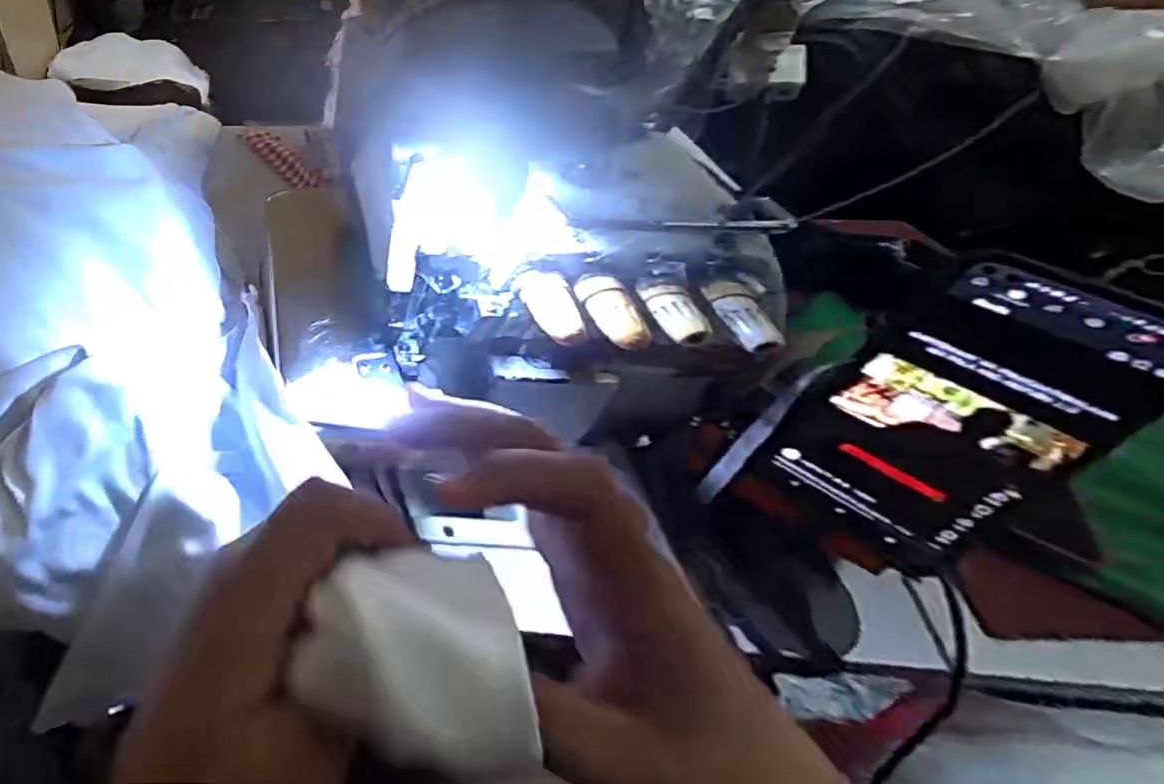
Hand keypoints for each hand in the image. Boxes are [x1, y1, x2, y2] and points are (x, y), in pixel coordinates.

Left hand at [113, 479, 417, 783]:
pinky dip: (327, 563)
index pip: (316, 509)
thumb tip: (393, 624)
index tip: (415, 562)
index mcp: (247, 588)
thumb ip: (350, 675)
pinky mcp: (227, 596)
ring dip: (348, 545)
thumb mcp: (302, 747)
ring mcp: (225, 576)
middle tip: (409, 577)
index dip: (373, 517)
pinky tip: (344, 609)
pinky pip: (287, 552)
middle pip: (309, 506)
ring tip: (385, 591)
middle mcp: (232, 563)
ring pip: (300, 526)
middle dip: (368, 528)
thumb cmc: (223, 775)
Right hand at [391, 389, 842, 783]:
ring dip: (475, 433)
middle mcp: (613, 539)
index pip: (579, 485)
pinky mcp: (583, 561)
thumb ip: (539, 717)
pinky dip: (485, 465)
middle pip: (550, 448)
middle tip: (404, 415)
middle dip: (477, 424)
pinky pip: (531, 491)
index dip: (511, 472)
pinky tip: (448, 465)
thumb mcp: (623, 760)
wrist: (759, 774)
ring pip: (537, 459)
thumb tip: (443, 667)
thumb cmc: (710, 764)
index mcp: (633, 574)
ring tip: (411, 418)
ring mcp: (598, 544)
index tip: (443, 494)